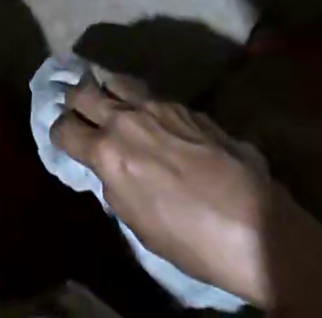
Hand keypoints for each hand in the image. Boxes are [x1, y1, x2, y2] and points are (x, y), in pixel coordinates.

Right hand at [50, 75, 275, 304]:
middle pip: (81, 91)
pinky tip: (154, 117)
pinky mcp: (186, 107)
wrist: (262, 232)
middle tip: (79, 112)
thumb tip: (106, 168)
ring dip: (107, 90)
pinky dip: (143, 102)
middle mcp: (125, 120)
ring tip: (110, 100)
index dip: (59, 133)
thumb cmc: (194, 242)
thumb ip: (113, 185)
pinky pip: (151, 94)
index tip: (64, 139)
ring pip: (115, 80)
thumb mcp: (138, 224)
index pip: (62, 128)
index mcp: (107, 153)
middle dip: (74, 101)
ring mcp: (157, 108)